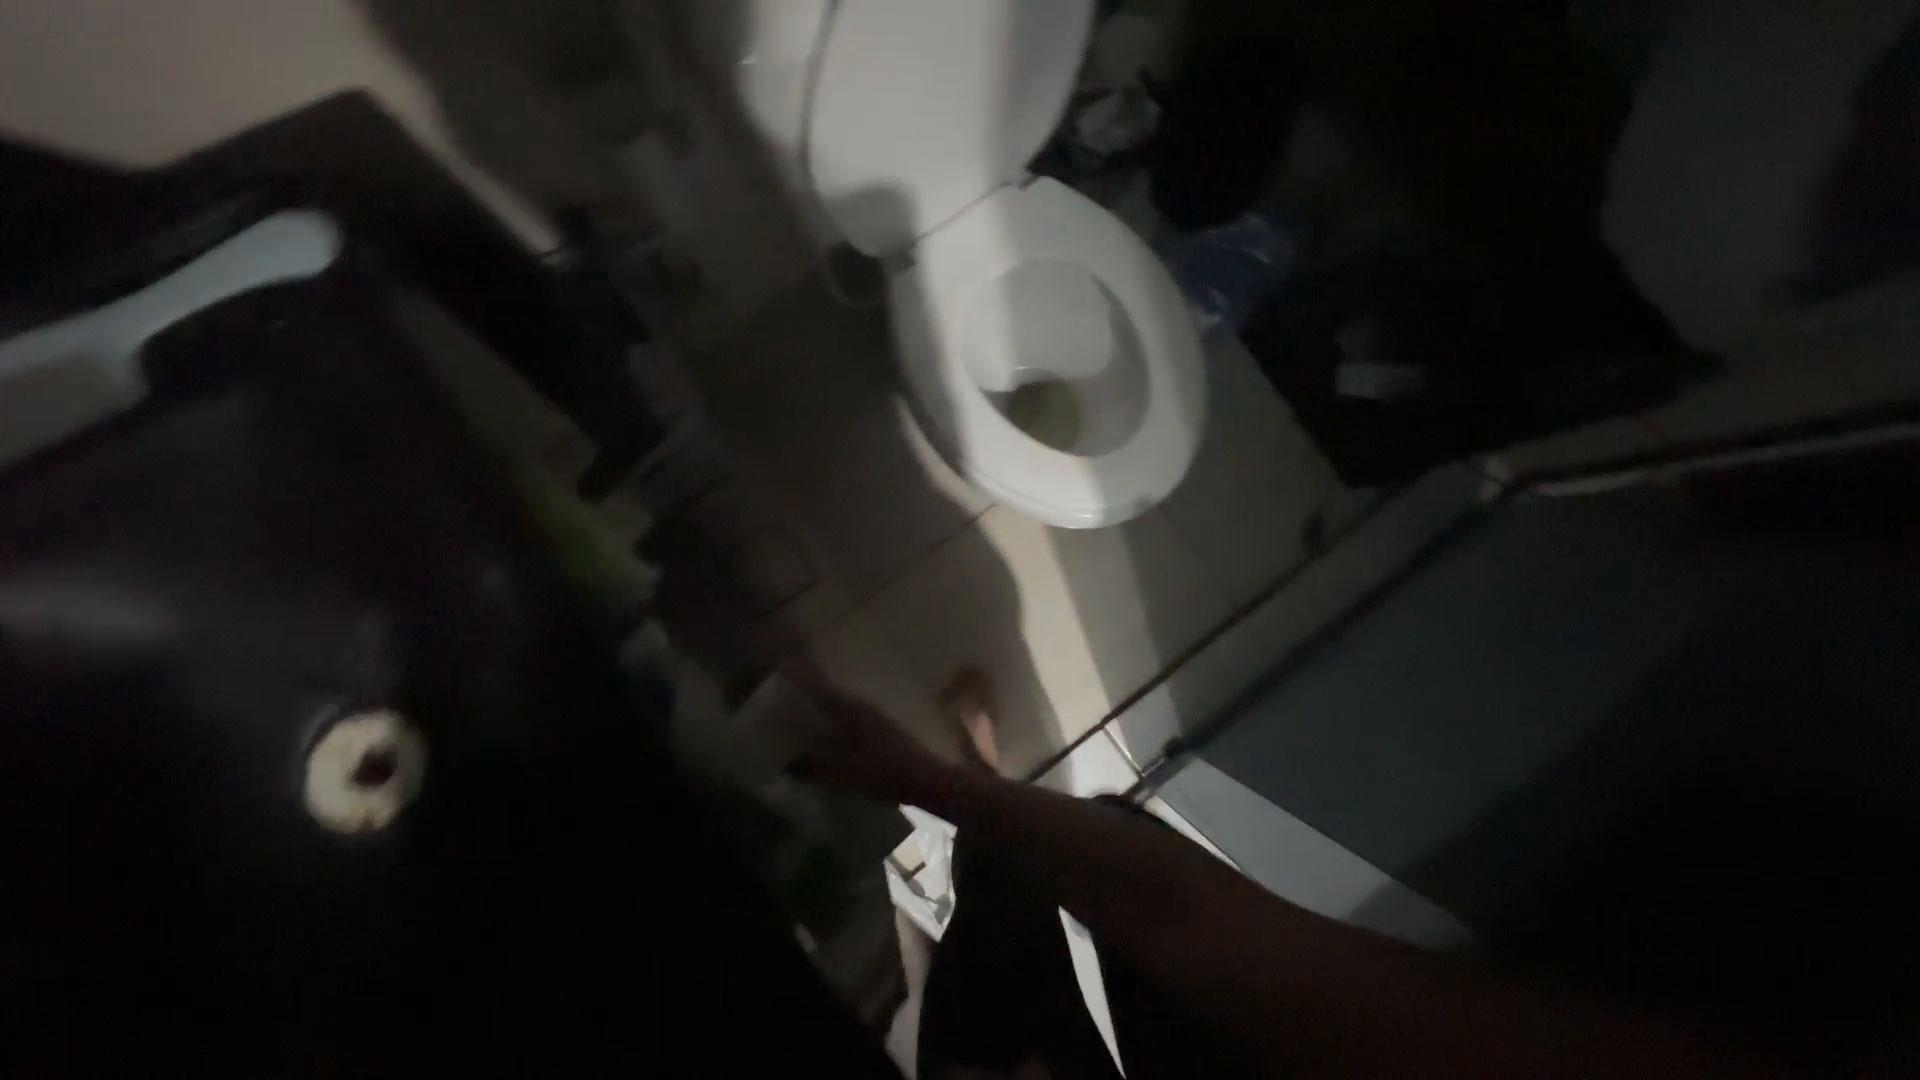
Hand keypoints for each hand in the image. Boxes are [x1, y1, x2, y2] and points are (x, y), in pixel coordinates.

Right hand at [785, 668, 964, 808]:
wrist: (927, 779)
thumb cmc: (883, 771)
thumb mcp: (842, 773)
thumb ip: (813, 767)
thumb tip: (788, 765)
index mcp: (851, 709)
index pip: (819, 688)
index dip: (800, 678)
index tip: (782, 666)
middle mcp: (862, 708)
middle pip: (829, 697)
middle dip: (807, 697)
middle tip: (782, 699)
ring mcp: (875, 720)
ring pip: (840, 712)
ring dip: (822, 714)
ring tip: (799, 722)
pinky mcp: (883, 735)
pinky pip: (850, 725)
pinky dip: (834, 728)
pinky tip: (826, 742)